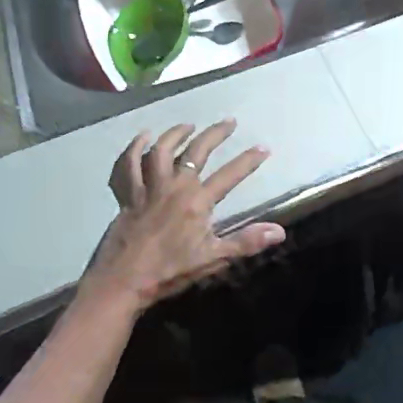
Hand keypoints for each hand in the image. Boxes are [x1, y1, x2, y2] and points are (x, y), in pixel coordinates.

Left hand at [80, 120, 284, 312]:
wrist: (123, 281)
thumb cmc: (170, 271)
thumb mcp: (213, 258)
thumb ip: (245, 242)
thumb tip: (279, 231)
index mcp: (197, 202)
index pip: (230, 175)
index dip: (248, 161)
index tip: (263, 147)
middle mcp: (174, 186)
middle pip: (196, 151)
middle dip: (215, 134)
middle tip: (229, 122)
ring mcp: (148, 188)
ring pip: (161, 150)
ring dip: (175, 134)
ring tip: (188, 125)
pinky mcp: (127, 194)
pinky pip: (128, 165)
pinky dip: (133, 148)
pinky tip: (142, 137)